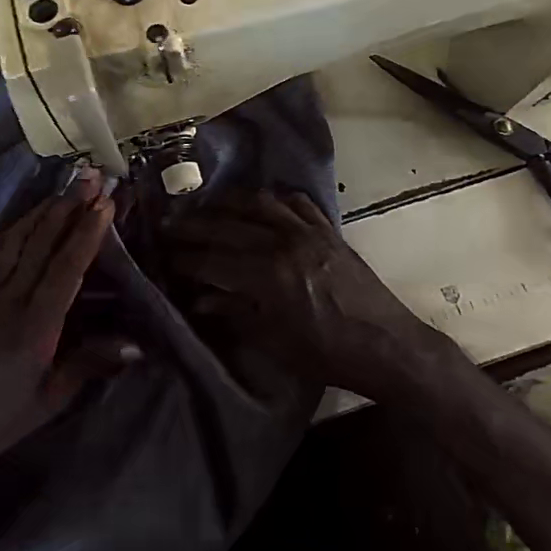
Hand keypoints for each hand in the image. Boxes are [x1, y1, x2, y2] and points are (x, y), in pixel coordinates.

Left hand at [0, 169, 128, 470]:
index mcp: (35, 327)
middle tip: (91, 177)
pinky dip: (17, 226)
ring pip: (17, 239)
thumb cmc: (2, 417)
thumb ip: (91, 365)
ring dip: (44, 209)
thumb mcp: (52, 398)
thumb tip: (137, 345)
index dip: (87, 233)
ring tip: (67, 184)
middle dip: (68, 206)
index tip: (105, 204)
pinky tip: (31, 214)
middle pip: (42, 243)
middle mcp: (10, 301)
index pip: (66, 269)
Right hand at [167, 189, 451, 399]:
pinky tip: (262, 200)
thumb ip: (235, 314)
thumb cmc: (327, 353)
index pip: (213, 260)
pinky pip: (298, 202)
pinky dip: (276, 197)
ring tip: (208, 203)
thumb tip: (198, 299)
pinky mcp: (329, 229)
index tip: (164, 255)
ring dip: (230, 201)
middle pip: (230, 225)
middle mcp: (285, 243)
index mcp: (269, 276)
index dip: (185, 258)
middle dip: (196, 225)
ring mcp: (309, 231)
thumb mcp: (275, 342)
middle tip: (171, 224)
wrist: (386, 344)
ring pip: (261, 203)